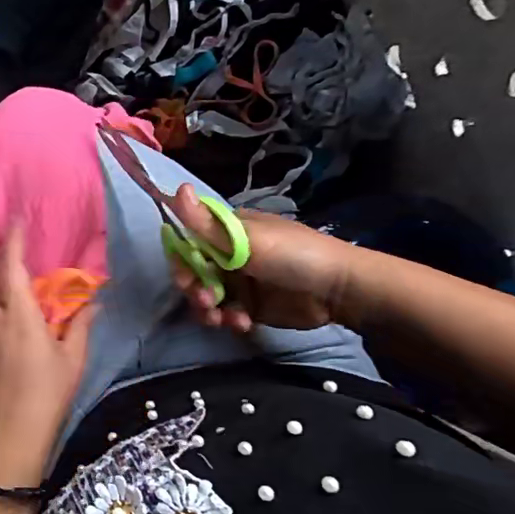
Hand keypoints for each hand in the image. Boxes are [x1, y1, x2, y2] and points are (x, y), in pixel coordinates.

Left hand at [0, 226, 97, 486]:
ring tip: (12, 283)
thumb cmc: (47, 397)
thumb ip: (81, 325)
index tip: (18, 220)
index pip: (12, 266)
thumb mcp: (73, 360)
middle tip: (11, 254)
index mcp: (20, 316)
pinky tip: (10, 319)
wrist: (9, 439)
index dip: (14, 239)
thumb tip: (95, 300)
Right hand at [166, 184, 359, 332]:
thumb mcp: (248, 239)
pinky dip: (228, 320)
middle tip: (206, 302)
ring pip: (207, 297)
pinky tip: (242, 324)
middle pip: (195, 273)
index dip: (182, 261)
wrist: (336, 289)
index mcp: (229, 231)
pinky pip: (226, 314)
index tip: (185, 278)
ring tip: (221, 319)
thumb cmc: (292, 255)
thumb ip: (208, 223)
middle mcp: (231, 254)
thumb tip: (178, 189)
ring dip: (208, 309)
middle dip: (195, 290)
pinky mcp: (251, 307)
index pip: (191, 242)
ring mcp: (241, 281)